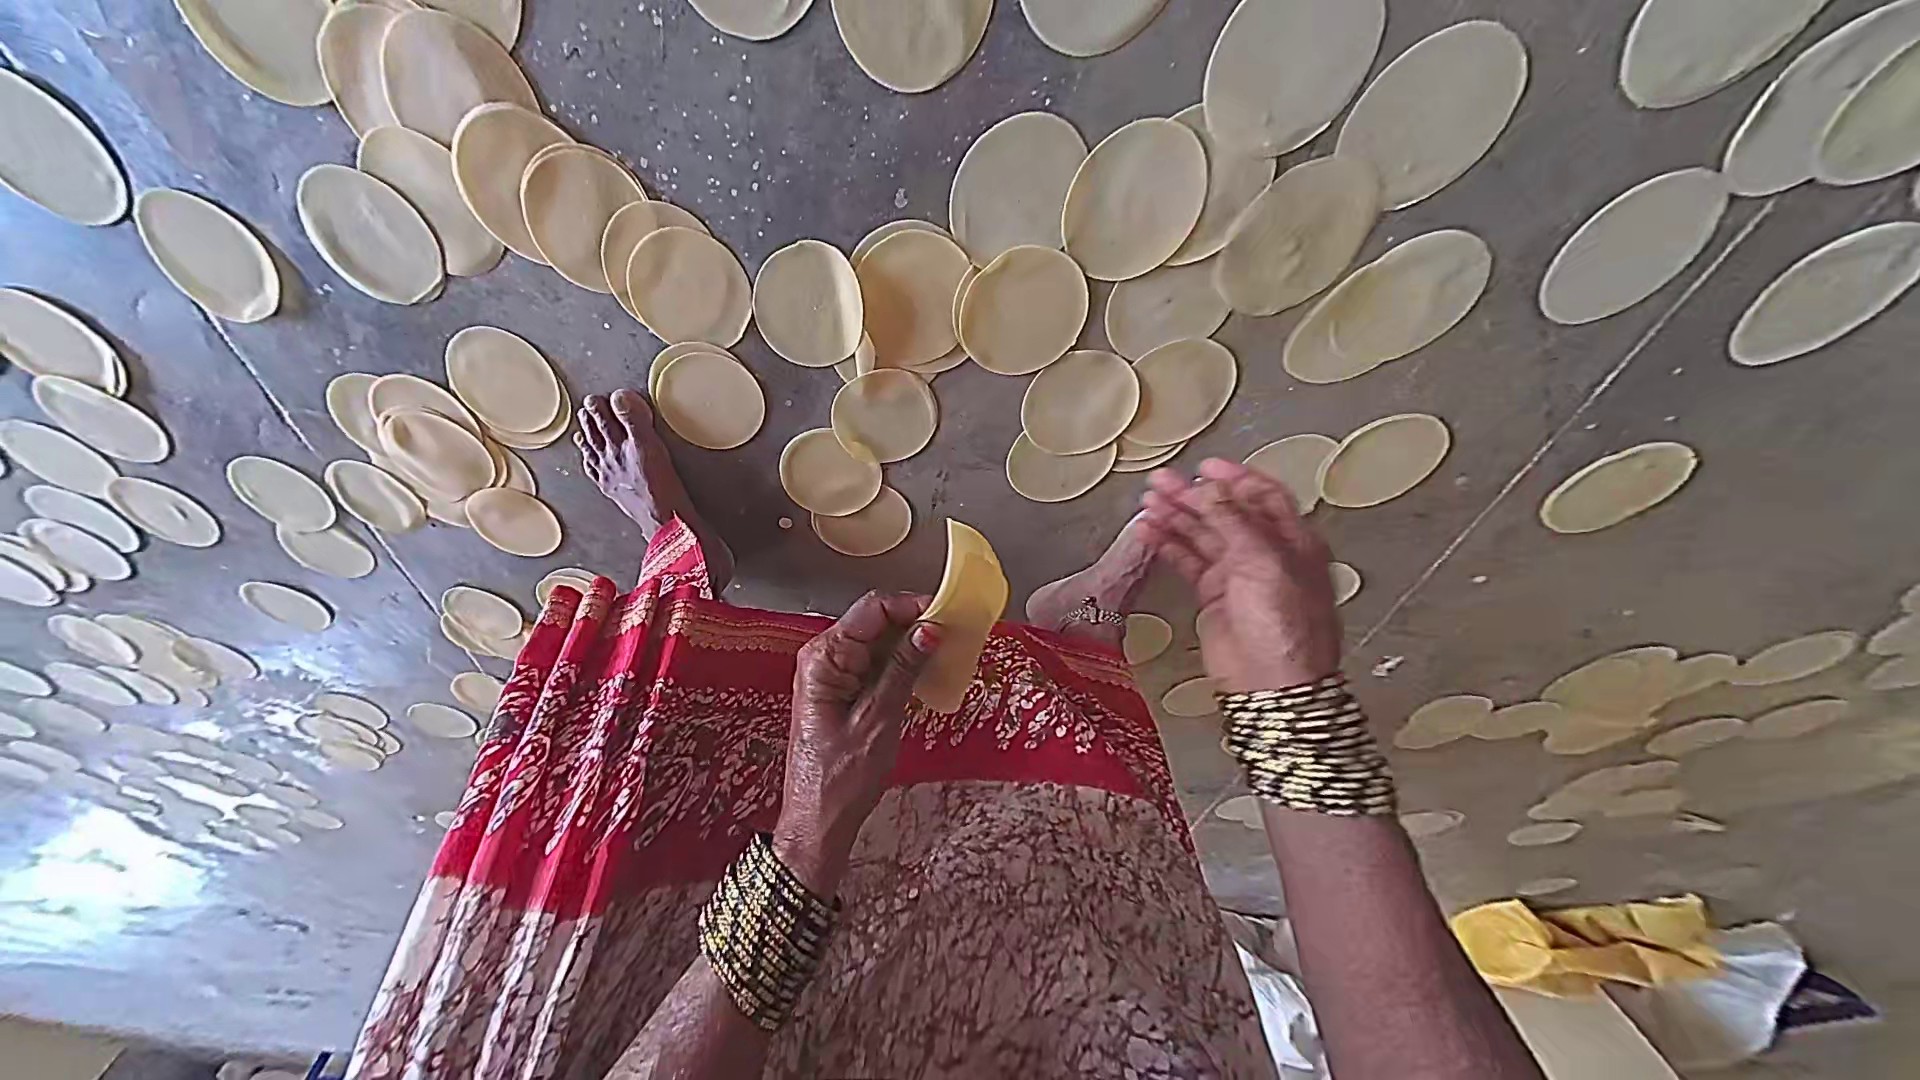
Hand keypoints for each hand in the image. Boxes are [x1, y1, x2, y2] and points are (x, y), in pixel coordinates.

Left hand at [778, 591, 939, 894]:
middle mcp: (825, 657)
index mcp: (824, 657)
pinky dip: (902, 661)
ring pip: (879, 640)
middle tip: (951, 631)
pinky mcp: (845, 688)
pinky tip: (925, 668)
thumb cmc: (840, 778)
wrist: (819, 822)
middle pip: (875, 620)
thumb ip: (903, 669)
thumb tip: (929, 630)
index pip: (872, 609)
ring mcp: (834, 672)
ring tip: (945, 649)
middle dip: (913, 622)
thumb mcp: (879, 718)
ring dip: (910, 642)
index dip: (910, 605)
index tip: (944, 612)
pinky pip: (877, 662)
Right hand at [1139, 459, 1341, 691]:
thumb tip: (1209, 489)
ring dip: (1175, 516)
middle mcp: (1263, 552)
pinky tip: (1149, 533)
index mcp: (1290, 540)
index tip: (1203, 466)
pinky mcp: (1212, 593)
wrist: (1269, 682)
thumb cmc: (1283, 625)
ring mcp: (1236, 574)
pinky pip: (1186, 560)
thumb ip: (1234, 522)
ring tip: (1148, 502)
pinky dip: (1167, 545)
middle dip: (1192, 495)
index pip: (1261, 496)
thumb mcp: (1264, 563)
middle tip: (1160, 482)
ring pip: (1201, 534)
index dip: (1233, 478)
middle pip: (1224, 512)